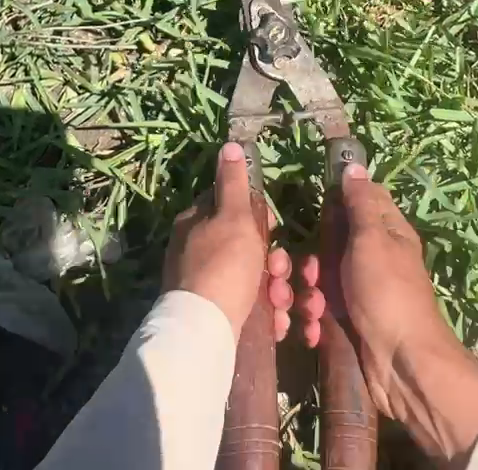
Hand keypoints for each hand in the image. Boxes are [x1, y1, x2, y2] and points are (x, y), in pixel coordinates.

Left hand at [162, 142, 299, 340]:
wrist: (205, 332)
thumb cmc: (223, 265)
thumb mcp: (234, 216)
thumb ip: (234, 182)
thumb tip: (229, 145)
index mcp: (195, 223)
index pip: (230, 206)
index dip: (258, 216)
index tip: (274, 229)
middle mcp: (196, 251)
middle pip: (246, 246)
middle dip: (273, 261)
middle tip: (280, 273)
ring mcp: (205, 285)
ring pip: (252, 278)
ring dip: (276, 289)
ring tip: (281, 303)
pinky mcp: (216, 315)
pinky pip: (248, 306)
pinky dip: (266, 313)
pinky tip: (276, 322)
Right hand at [300, 164, 477, 465]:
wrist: (401, 364)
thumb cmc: (387, 292)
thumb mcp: (372, 239)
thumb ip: (360, 204)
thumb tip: (354, 166)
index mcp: (388, 231)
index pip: (362, 199)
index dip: (338, 200)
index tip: (316, 206)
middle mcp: (374, 256)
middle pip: (332, 242)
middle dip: (312, 258)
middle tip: (306, 273)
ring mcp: (361, 289)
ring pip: (322, 277)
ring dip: (309, 292)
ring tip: (311, 307)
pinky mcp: (350, 318)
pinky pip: (323, 307)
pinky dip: (316, 317)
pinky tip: (316, 328)